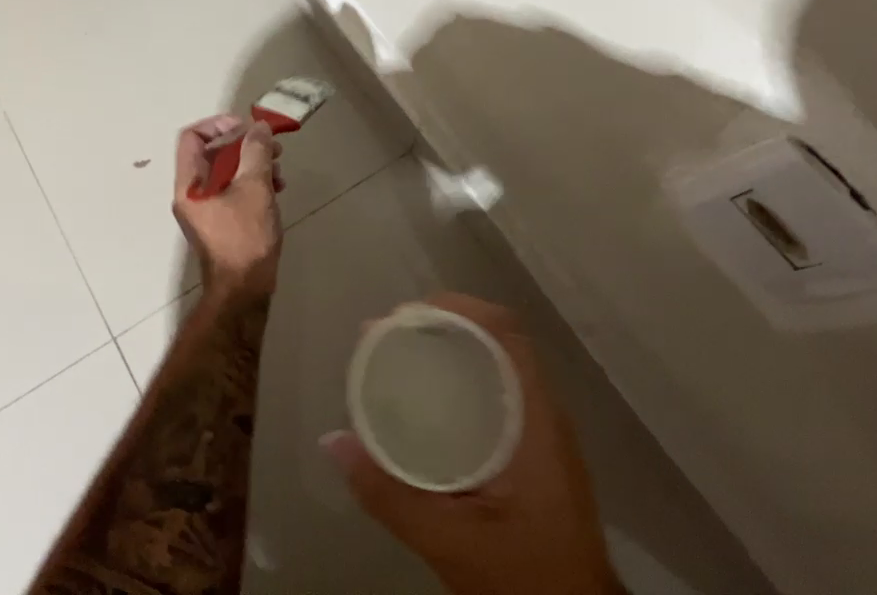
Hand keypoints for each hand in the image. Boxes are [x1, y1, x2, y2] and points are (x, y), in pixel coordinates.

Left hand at [172, 114, 284, 298]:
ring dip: (252, 163)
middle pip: (211, 153)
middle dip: (243, 144)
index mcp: (190, 184)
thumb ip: (256, 152)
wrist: (243, 290)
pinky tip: (276, 188)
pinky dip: (252, 183)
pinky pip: (232, 190)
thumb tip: (258, 128)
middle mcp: (191, 194)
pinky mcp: (221, 222)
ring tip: (279, 168)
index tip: (247, 127)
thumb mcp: (255, 188)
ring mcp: (205, 209)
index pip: (192, 137)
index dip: (219, 125)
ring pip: (225, 172)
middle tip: (272, 145)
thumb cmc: (245, 238)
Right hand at [322, 293, 623, 594]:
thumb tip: (332, 441)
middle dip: (442, 326)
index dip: (458, 309)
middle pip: (497, 341)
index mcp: (535, 421)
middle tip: (388, 335)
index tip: (406, 314)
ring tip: (397, 356)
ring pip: (498, 366)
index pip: (505, 334)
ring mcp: (544, 433)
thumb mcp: (449, 540)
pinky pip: (497, 393)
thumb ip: (389, 494)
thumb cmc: (524, 576)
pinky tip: (425, 402)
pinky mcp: (535, 453)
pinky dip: (460, 380)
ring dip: (451, 350)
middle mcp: (544, 414)